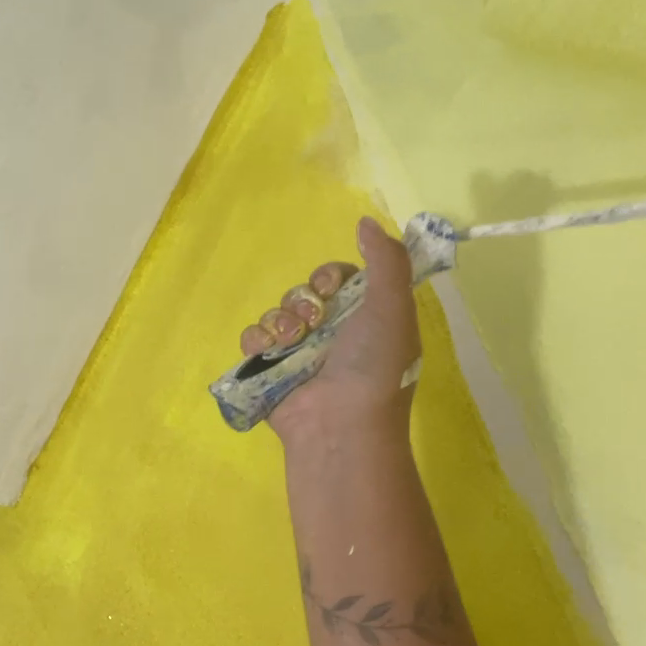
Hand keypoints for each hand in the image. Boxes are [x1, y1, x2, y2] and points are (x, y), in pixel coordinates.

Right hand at [238, 217, 420, 447]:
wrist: (340, 424)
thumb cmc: (373, 366)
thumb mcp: (393, 307)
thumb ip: (385, 260)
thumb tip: (366, 221)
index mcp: (363, 317)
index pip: (337, 278)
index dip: (330, 276)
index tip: (332, 289)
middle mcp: (330, 333)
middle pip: (302, 292)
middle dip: (303, 301)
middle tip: (313, 322)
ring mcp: (297, 353)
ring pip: (274, 312)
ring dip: (279, 321)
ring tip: (291, 344)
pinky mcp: (268, 371)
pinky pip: (252, 338)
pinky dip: (256, 342)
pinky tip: (268, 353)